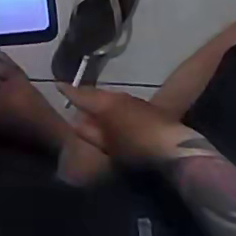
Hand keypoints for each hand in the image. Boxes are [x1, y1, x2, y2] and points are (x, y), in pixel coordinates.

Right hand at [56, 83, 200, 166]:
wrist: (177, 151)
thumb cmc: (134, 146)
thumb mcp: (105, 143)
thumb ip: (87, 131)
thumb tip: (75, 122)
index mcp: (103, 102)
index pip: (80, 94)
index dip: (68, 90)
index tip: (57, 85)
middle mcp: (118, 97)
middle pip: (96, 96)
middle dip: (86, 99)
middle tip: (76, 106)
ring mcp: (137, 102)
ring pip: (112, 100)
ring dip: (103, 106)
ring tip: (96, 115)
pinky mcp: (153, 111)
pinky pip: (126, 106)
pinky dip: (117, 111)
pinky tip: (118, 121)